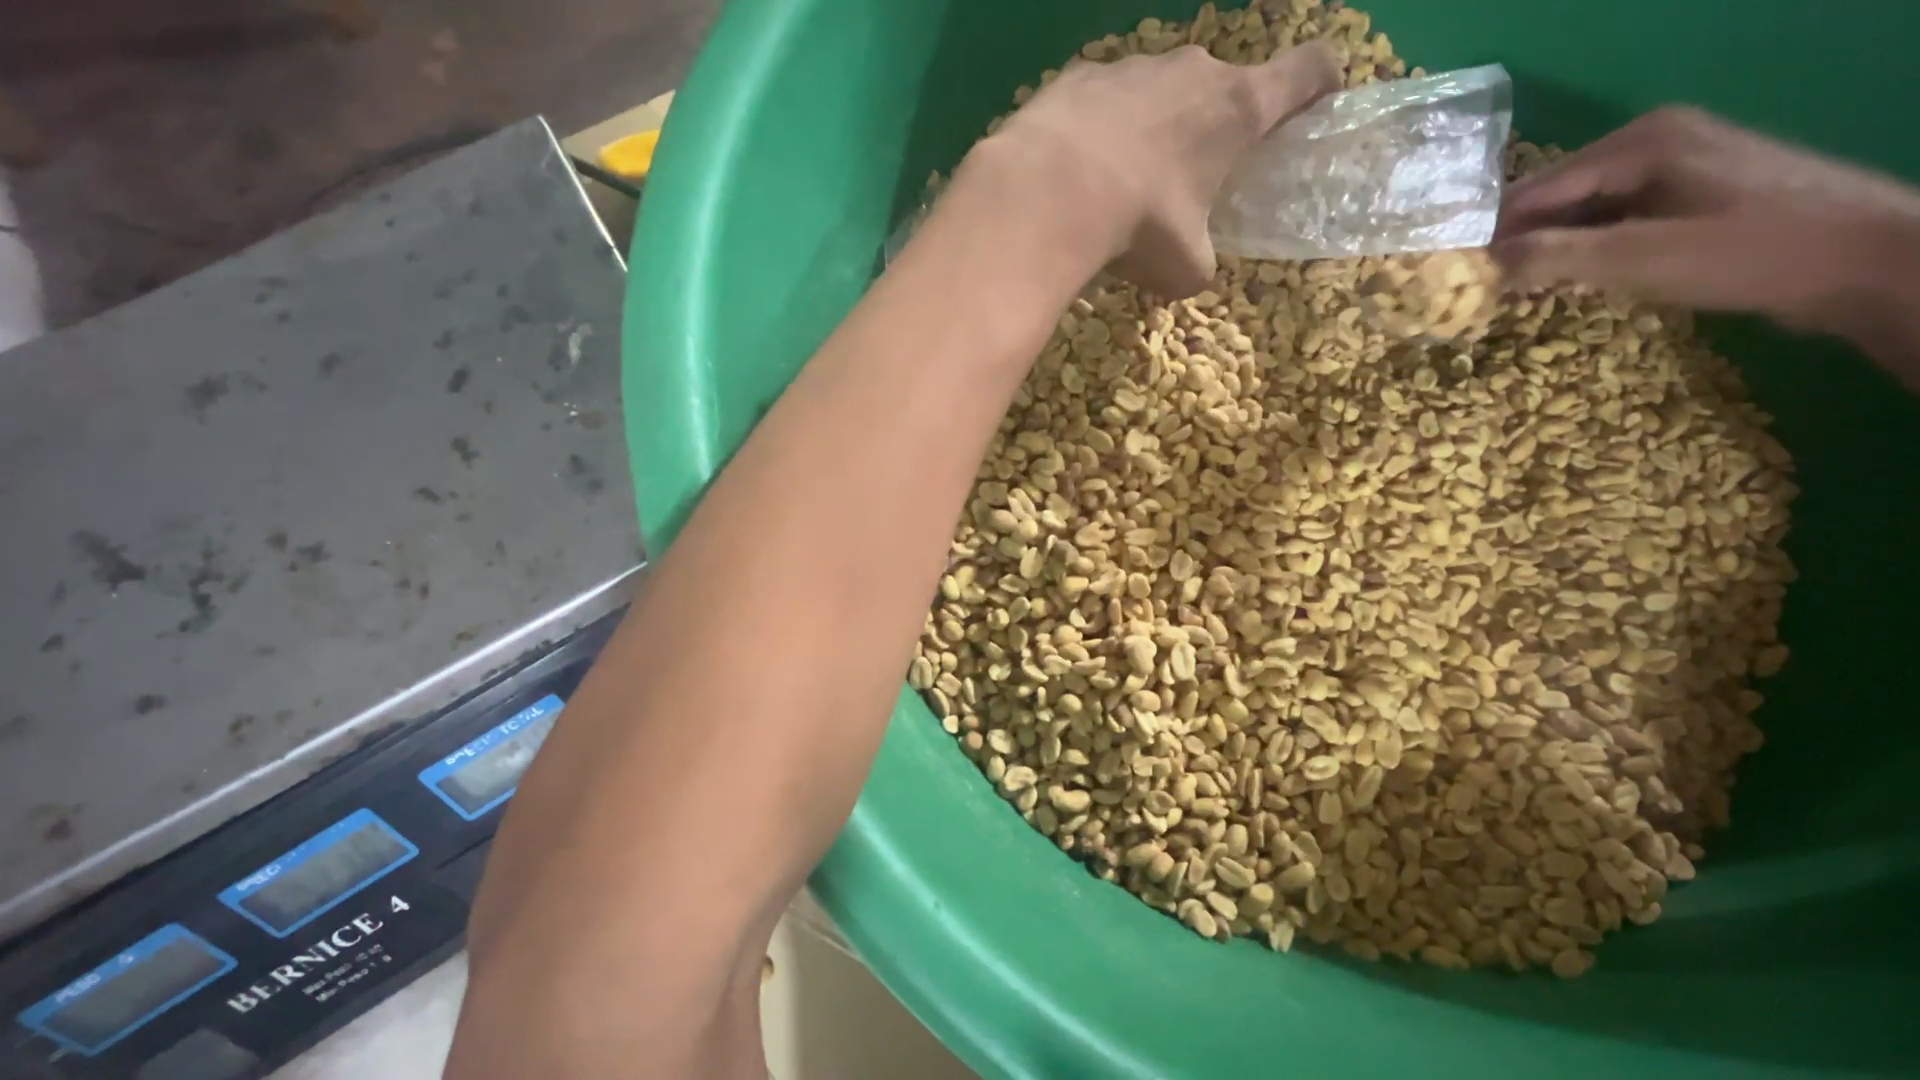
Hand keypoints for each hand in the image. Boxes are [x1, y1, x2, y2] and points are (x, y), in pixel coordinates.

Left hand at [964, 42, 1340, 298]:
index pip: (1308, 71)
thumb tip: (1190, 269)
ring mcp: (1132, 66)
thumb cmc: (1138, 225)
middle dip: (1214, 123)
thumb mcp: (1184, 266)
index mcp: (1238, 107)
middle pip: (1223, 84)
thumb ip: (1200, 260)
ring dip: (1153, 124)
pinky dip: (1098, 126)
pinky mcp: (1078, 74)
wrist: (1047, 191)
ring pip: (1158, 89)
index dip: (1321, 84)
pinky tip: (1076, 167)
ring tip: (1121, 177)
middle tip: (1194, 171)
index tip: (1315, 105)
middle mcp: (1192, 70)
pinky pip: (1102, 98)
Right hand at [1492, 106, 1919, 344]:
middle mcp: (1654, 142)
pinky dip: (1588, 250)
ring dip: (1551, 251)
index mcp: (1639, 143)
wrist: (1873, 262)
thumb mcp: (1643, 258)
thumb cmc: (1755, 254)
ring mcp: (1680, 166)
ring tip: (1512, 295)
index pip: (1535, 190)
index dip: (1488, 234)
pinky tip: (1573, 282)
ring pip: (1586, 212)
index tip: (1446, 275)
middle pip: (1558, 198)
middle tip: (1475, 292)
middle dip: (1517, 243)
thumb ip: (1555, 258)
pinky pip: (1617, 220)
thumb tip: (1476, 267)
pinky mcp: (1697, 195)